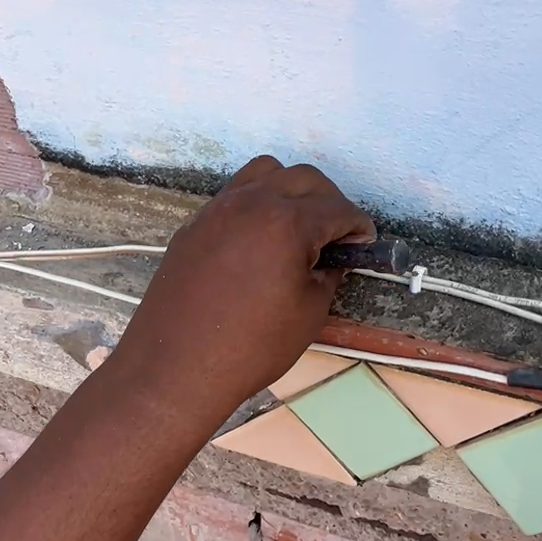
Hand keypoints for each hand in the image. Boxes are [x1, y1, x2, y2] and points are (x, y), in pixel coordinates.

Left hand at [105, 156, 374, 410]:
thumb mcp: (309, 312)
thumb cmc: (251, 347)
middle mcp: (252, 202)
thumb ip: (328, 273)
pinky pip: (236, 194)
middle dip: (331, 200)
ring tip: (299, 224)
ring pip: (266, 172)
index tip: (365, 242)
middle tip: (338, 234)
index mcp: (286, 223)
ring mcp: (218, 209)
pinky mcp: (195, 223)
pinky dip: (259, 202)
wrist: (176, 368)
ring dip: (292, 189)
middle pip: (305, 178)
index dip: (358, 225)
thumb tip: (335, 257)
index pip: (337, 208)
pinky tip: (262, 237)